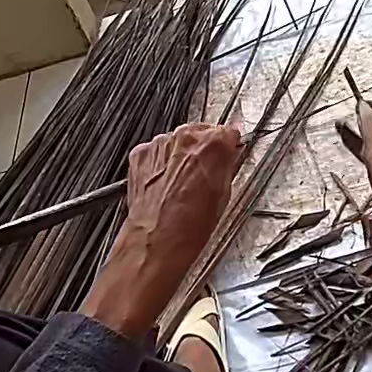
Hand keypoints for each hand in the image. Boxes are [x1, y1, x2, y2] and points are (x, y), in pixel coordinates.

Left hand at [81, 122, 239, 339]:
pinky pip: (157, 152)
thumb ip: (227, 166)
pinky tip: (166, 183)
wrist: (157, 240)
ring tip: (184, 183)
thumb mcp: (224, 194)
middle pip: (201, 133)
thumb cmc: (189, 226)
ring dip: (181, 155)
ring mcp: (161, 145)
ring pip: (177, 142)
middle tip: (206, 173)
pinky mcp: (141, 155)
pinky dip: (161, 162)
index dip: (230, 144)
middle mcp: (185, 138)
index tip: (230, 151)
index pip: (228, 132)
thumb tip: (228, 157)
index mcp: (212, 145)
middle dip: (205, 149)